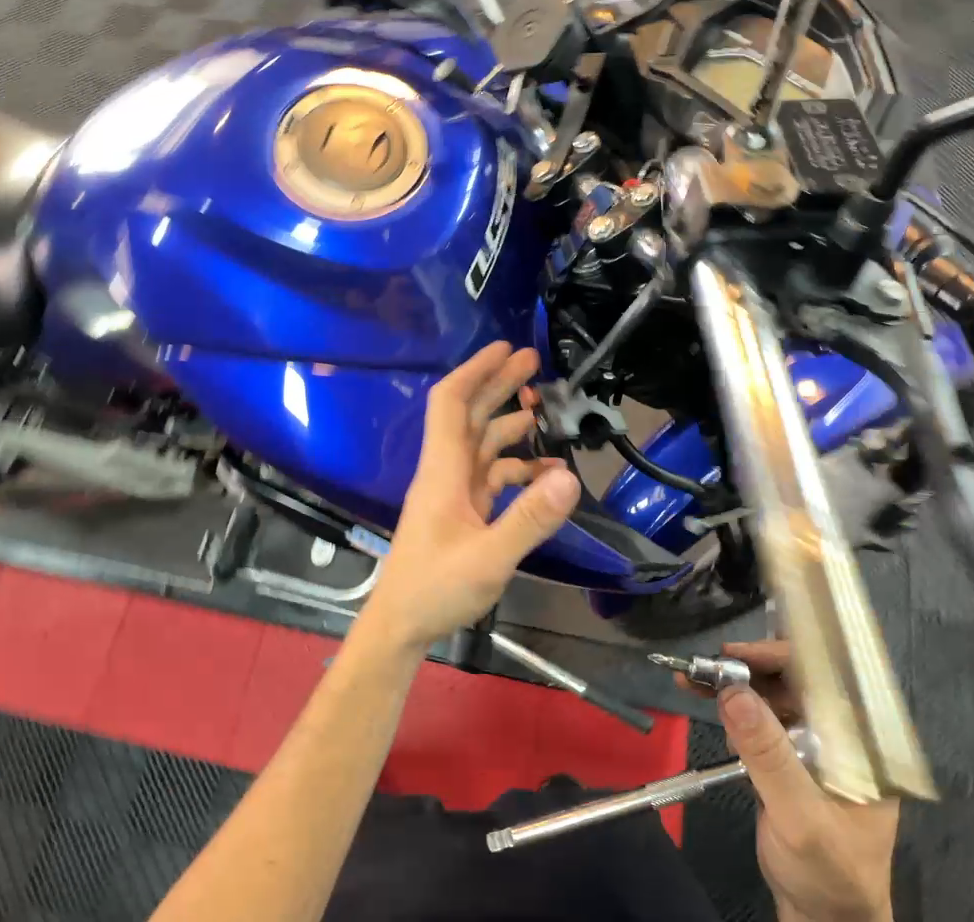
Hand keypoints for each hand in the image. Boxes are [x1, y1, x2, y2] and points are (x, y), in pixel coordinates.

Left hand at [359, 341, 581, 650]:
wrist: (402, 625)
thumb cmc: (434, 589)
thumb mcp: (488, 558)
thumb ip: (529, 520)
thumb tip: (571, 477)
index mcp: (443, 472)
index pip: (451, 403)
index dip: (475, 371)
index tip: (505, 349)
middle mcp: (446, 473)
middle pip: (469, 416)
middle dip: (498, 385)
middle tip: (533, 362)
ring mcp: (453, 494)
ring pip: (482, 445)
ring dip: (511, 426)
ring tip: (547, 413)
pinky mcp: (462, 514)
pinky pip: (492, 479)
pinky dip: (518, 471)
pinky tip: (547, 478)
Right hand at [697, 642, 898, 921]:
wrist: (822, 919)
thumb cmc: (827, 871)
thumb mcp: (799, 815)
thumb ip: (768, 755)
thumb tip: (732, 692)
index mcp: (862, 743)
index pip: (828, 679)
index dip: (782, 657)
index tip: (735, 655)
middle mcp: (842, 736)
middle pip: (796, 682)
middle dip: (749, 669)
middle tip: (704, 667)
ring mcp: (814, 746)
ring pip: (773, 697)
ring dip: (734, 685)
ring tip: (693, 678)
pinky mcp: (789, 759)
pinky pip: (761, 722)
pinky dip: (731, 708)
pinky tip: (705, 699)